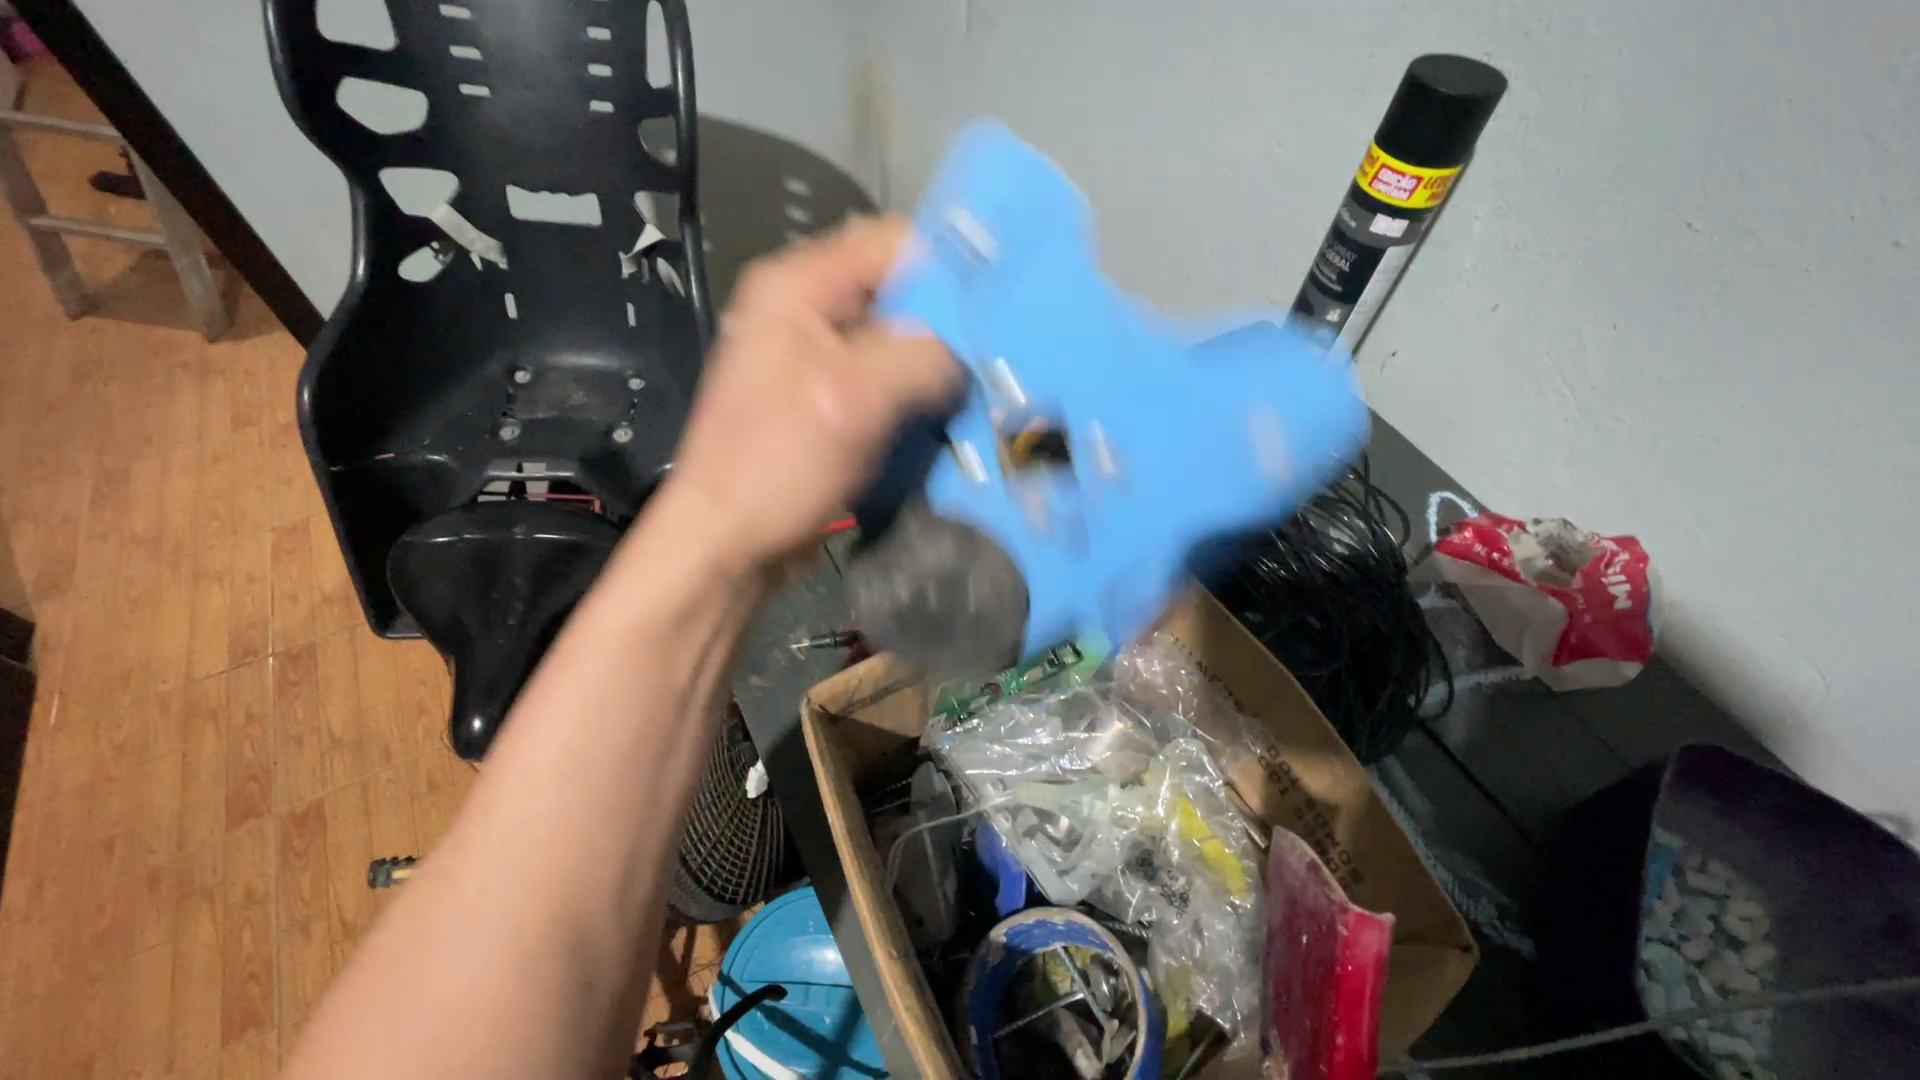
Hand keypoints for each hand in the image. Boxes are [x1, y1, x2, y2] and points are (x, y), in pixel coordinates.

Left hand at [663, 216, 959, 568]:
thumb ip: (919, 358)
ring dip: (936, 369)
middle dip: (946, 326)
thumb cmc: (775, 465)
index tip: (992, 310)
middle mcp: (807, 311)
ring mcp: (817, 359)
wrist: (728, 543)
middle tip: (991, 359)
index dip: (945, 270)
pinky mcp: (829, 401)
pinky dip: (917, 398)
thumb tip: (963, 359)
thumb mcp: (851, 399)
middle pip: (899, 295)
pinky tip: (946, 420)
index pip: (892, 244)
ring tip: (977, 393)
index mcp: (799, 287)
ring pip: (898, 343)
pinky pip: (887, 383)